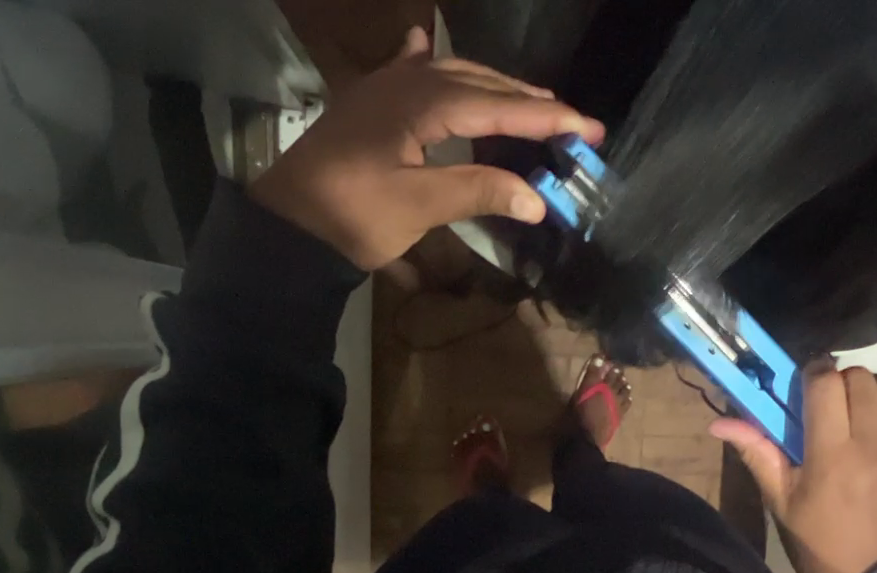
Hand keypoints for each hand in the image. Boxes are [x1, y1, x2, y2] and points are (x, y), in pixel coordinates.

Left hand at [247, 26, 604, 269]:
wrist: (287, 226)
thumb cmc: (352, 216)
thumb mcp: (418, 207)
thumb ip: (477, 192)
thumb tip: (537, 198)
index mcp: (421, 103)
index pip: (497, 106)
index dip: (546, 119)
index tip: (589, 129)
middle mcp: (405, 82)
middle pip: (479, 81)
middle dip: (528, 100)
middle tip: (572, 121)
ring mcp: (383, 89)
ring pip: (450, 75)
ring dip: (493, 86)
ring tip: (530, 103)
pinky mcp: (368, 105)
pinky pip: (409, 70)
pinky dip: (433, 64)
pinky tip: (429, 42)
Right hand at [712, 366, 876, 572]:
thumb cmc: (819, 543)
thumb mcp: (782, 503)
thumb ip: (757, 454)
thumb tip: (718, 424)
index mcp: (831, 457)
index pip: (825, 385)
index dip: (812, 374)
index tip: (804, 383)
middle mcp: (872, 445)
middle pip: (859, 378)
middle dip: (838, 382)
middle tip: (826, 405)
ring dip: (865, 396)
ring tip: (852, 421)